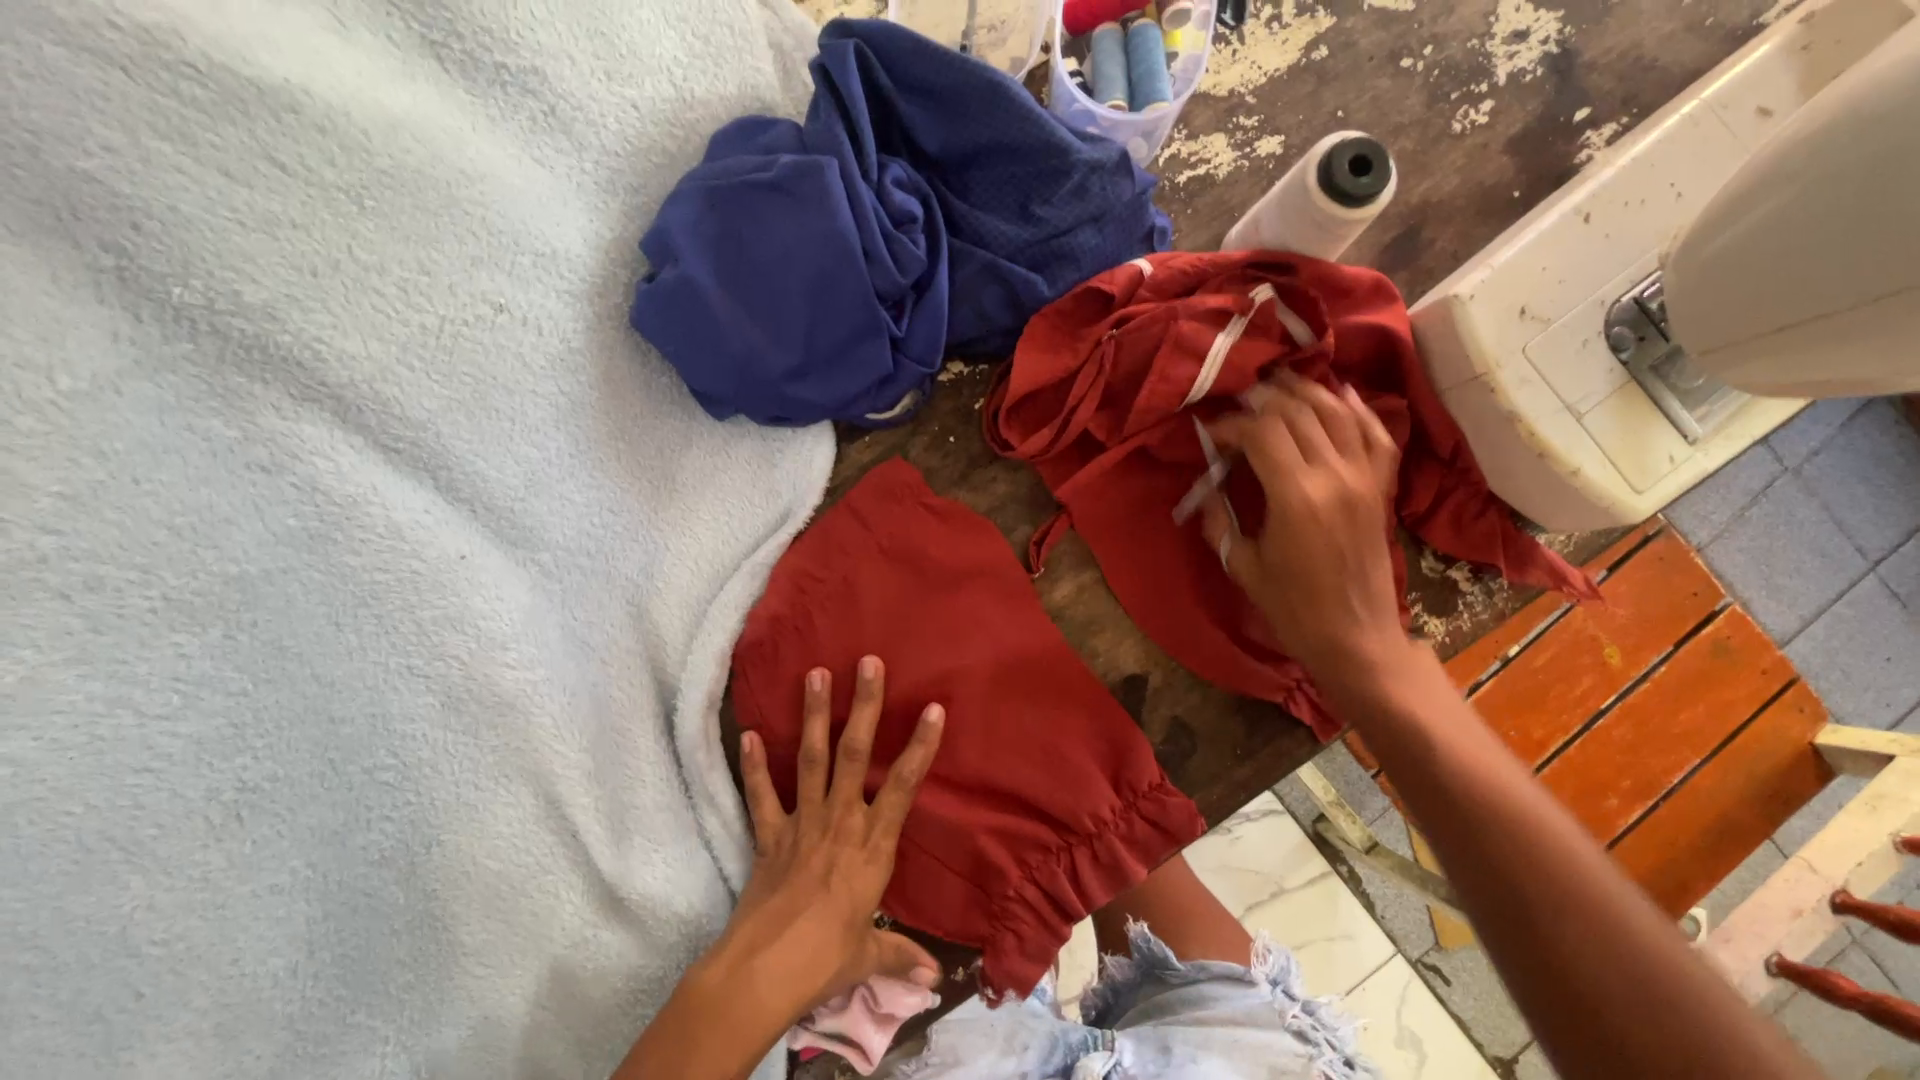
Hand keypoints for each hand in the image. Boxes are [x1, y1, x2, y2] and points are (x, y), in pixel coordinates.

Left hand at [722, 656, 944, 1008]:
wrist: (763, 972)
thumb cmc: (824, 961)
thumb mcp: (868, 957)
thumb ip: (900, 957)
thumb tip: (934, 980)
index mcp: (872, 847)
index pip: (903, 787)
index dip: (919, 746)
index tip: (933, 708)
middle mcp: (840, 822)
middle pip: (854, 754)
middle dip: (863, 706)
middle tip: (867, 662)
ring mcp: (801, 824)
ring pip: (810, 760)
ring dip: (813, 715)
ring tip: (814, 673)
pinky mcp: (768, 836)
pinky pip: (761, 795)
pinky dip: (753, 766)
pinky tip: (747, 733)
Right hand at [1200, 372, 1408, 681]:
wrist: (1355, 637)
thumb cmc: (1292, 608)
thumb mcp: (1242, 565)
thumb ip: (1219, 519)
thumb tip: (1205, 486)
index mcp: (1296, 496)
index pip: (1261, 432)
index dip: (1231, 423)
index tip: (1210, 432)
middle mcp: (1334, 475)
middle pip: (1298, 412)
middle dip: (1263, 400)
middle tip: (1238, 403)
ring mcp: (1364, 478)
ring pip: (1336, 412)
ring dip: (1305, 392)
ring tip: (1277, 384)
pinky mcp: (1380, 487)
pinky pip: (1376, 435)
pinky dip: (1358, 410)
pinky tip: (1339, 394)